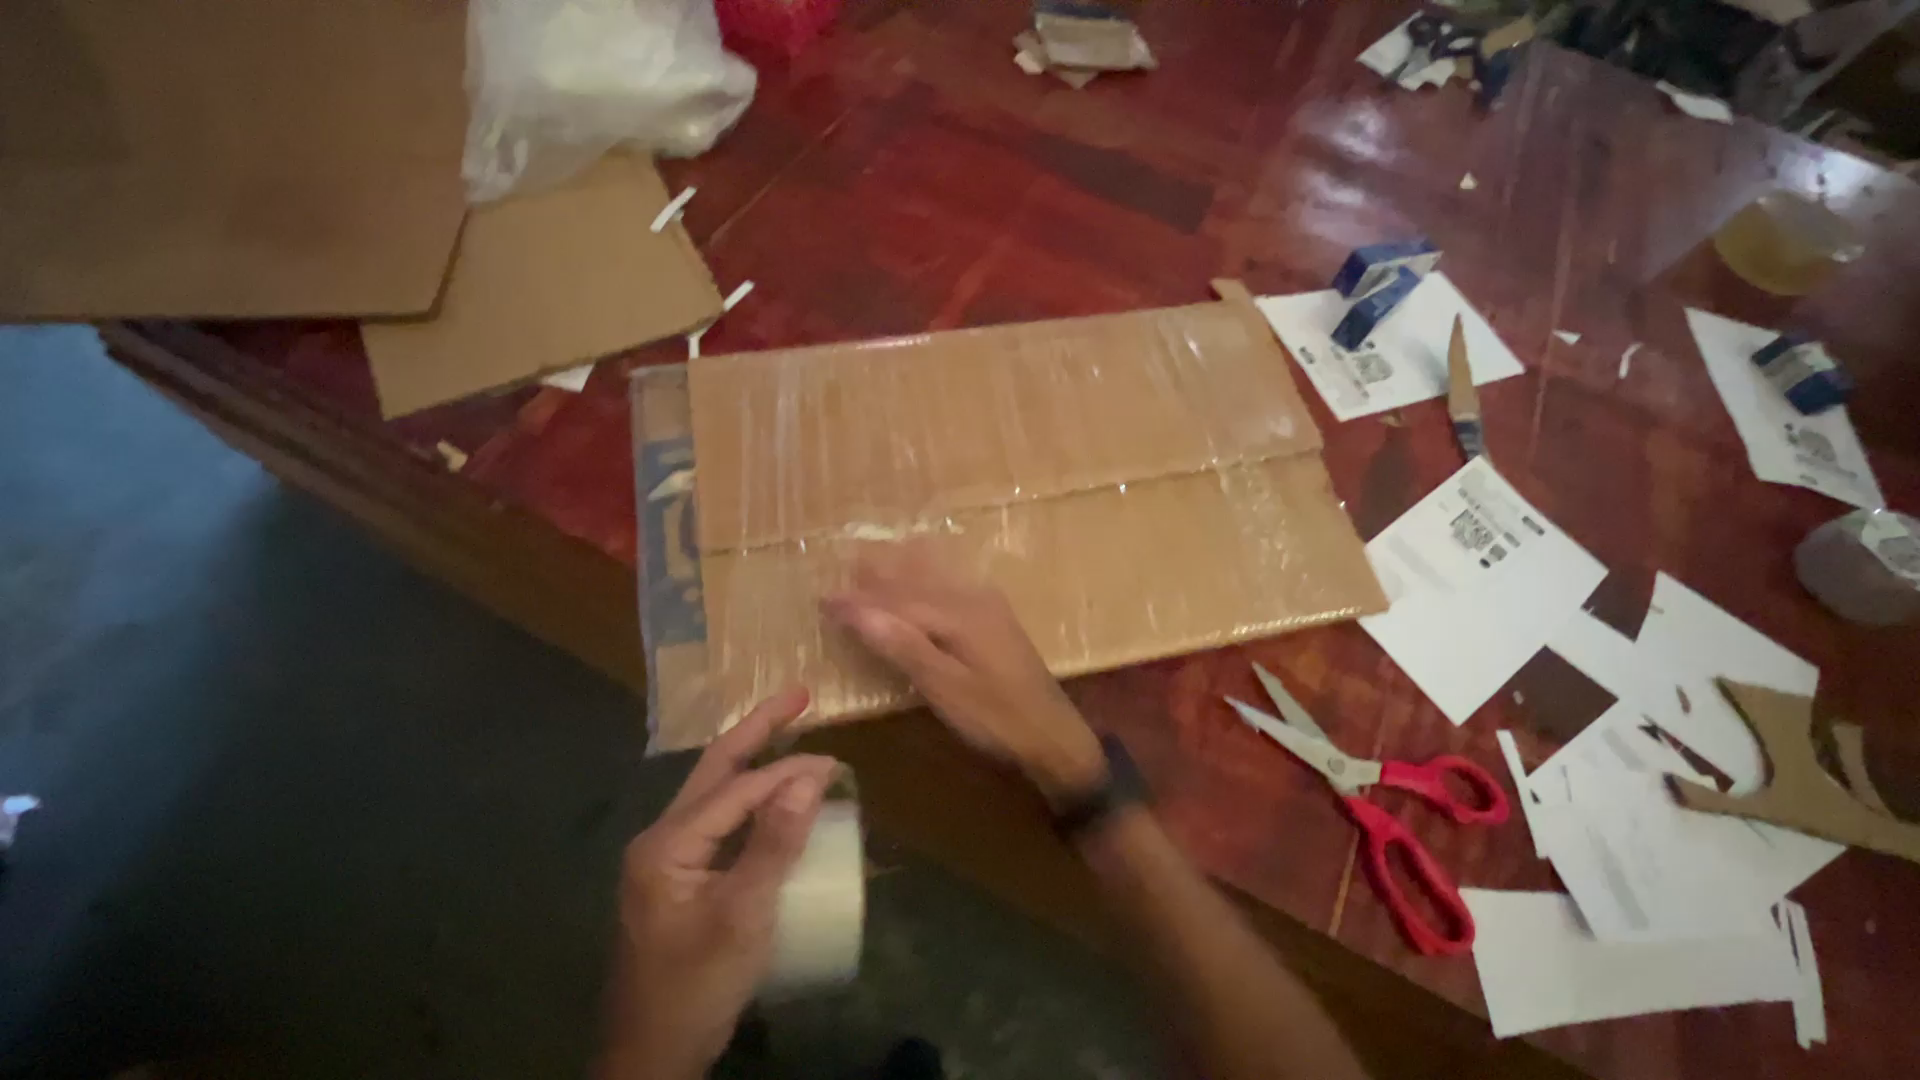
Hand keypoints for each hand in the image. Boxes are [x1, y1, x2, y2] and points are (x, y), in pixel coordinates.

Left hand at [598, 687, 836, 1079]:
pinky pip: (720, 822)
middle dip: (758, 729)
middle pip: (715, 770)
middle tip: (799, 695)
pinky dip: (750, 799)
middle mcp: (661, 839)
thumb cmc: (696, 986)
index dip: (787, 770)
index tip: (834, 763)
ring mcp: (668, 859)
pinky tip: (774, 797)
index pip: (736, 788)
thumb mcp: (742, 917)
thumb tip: (810, 774)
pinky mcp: (681, 879)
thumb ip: (774, 844)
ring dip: (753, 759)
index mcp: (667, 843)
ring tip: (790, 731)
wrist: (652, 1056)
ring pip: (715, 793)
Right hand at [822, 541, 1105, 805]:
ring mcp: (987, 605)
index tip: (824, 599)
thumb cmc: (995, 718)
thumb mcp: (944, 688)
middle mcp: (971, 599)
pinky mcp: (995, 618)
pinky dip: (926, 577)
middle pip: (915, 581)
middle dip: (877, 576)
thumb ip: (903, 647)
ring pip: (935, 577)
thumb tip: (859, 612)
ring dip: (902, 569)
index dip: (859, 601)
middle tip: (843, 566)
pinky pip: (950, 584)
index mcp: (957, 614)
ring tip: (875, 558)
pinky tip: (925, 574)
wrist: (1053, 733)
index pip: (896, 601)